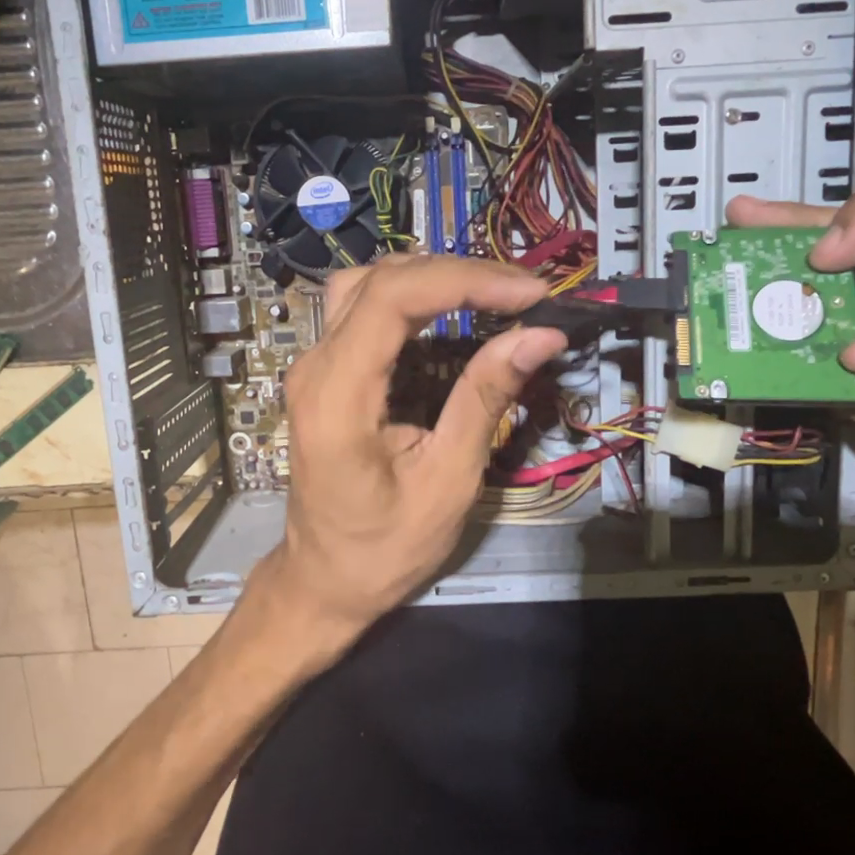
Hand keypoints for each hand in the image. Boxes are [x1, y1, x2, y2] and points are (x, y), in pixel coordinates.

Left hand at [253, 255, 566, 634]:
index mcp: (336, 396)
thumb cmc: (383, 549)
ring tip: (495, 293)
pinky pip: (365, 309)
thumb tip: (540, 335)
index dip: (465, 281)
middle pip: (379, 279)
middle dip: (458, 273)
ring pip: (367, 284)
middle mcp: (315, 367)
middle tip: (524, 292)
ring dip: (433, 277)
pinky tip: (456, 309)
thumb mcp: (447, 482)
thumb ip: (484, 400)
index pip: (392, 298)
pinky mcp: (326, 372)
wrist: (325, 581)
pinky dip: (416, 297)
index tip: (530, 293)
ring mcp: (315, 366)